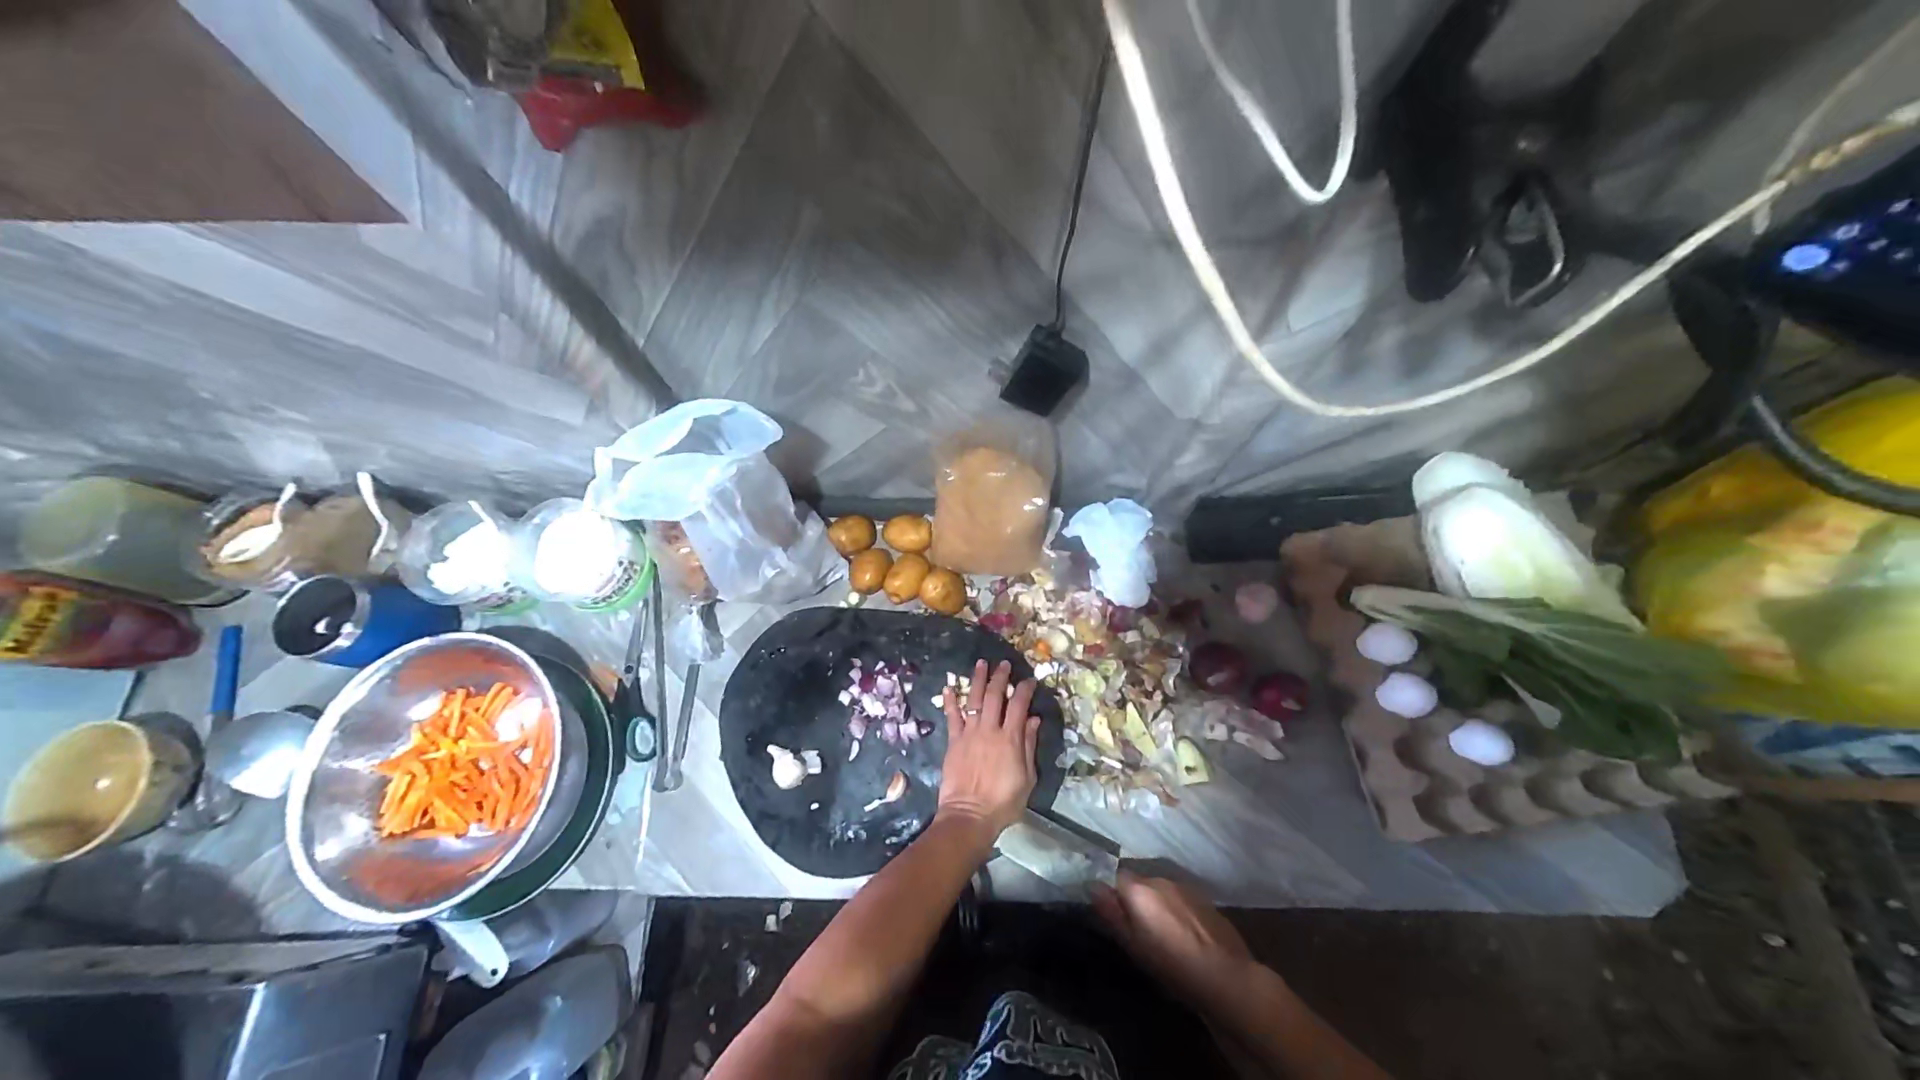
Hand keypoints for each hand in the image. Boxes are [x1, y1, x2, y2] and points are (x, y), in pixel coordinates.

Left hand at [936, 659, 1038, 841]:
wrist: (969, 815)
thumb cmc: (1004, 802)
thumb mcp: (1027, 778)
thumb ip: (1028, 746)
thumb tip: (1033, 719)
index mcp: (1010, 738)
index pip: (1019, 705)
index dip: (1025, 689)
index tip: (1029, 679)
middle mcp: (989, 730)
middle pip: (995, 695)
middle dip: (1001, 677)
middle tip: (1004, 663)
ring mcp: (969, 733)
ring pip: (974, 699)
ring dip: (978, 680)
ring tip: (981, 663)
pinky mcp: (953, 741)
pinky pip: (951, 716)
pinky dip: (950, 701)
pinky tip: (949, 687)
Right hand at [1092, 871, 1254, 1008]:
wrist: (1226, 976)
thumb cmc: (1171, 964)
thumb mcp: (1132, 945)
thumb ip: (1111, 912)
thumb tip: (1092, 886)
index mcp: (1140, 889)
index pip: (1115, 877)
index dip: (1113, 896)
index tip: (1116, 917)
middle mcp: (1161, 879)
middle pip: (1140, 883)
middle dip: (1136, 900)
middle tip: (1139, 930)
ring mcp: (1186, 888)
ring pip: (1162, 891)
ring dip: (1158, 905)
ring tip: (1164, 934)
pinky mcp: (1205, 900)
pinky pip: (1181, 900)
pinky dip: (1178, 911)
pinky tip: (1185, 935)